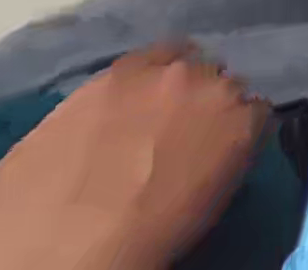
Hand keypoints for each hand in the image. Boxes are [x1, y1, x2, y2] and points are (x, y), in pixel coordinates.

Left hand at [0, 43, 269, 269]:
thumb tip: (218, 140)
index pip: (256, 107)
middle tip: (174, 131)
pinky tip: (121, 96)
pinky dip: (140, 72)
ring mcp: (168, 73)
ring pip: (186, 60)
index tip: (212, 144)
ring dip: (173, 81)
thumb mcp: (209, 201)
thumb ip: (226, 151)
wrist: (51, 255)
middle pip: (222, 80)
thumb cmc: (140, 240)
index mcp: (246, 120)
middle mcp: (217, 85)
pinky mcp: (119, 72)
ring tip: (144, 111)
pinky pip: (144, 58)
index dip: (231, 126)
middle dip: (203, 100)